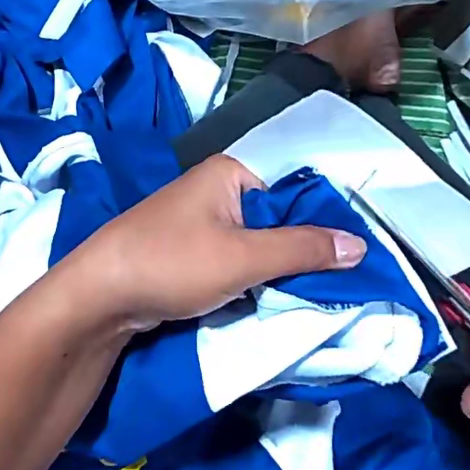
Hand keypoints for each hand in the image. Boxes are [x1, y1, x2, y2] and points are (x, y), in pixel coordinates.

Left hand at [60, 155, 366, 334]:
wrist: (102, 294)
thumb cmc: (172, 262)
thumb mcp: (244, 257)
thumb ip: (301, 249)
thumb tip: (358, 243)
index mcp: (231, 173)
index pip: (296, 184)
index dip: (330, 213)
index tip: (366, 244)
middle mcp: (219, 188)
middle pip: (280, 214)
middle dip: (311, 245)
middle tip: (356, 275)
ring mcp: (206, 220)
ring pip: (262, 240)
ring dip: (287, 266)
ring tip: (331, 289)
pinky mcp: (196, 249)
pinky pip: (242, 258)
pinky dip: (262, 276)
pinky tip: (287, 296)